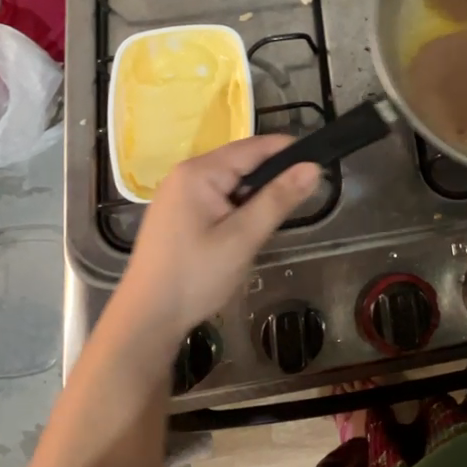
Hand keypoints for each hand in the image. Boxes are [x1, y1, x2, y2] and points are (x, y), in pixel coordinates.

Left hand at [113, 135, 321, 342]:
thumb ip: (278, 199)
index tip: (320, 164)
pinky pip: (219, 197)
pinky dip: (239, 207)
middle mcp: (186, 174)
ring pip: (232, 182)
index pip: (254, 147)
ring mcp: (179, 194)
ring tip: (278, 218)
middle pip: (243, 162)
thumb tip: (313, 167)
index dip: (289, 152)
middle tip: (302, 199)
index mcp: (199, 172)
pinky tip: (248, 229)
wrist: (146, 319)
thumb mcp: (243, 238)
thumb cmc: (194, 276)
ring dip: (256, 195)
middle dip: (273, 177)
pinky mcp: (179, 214)